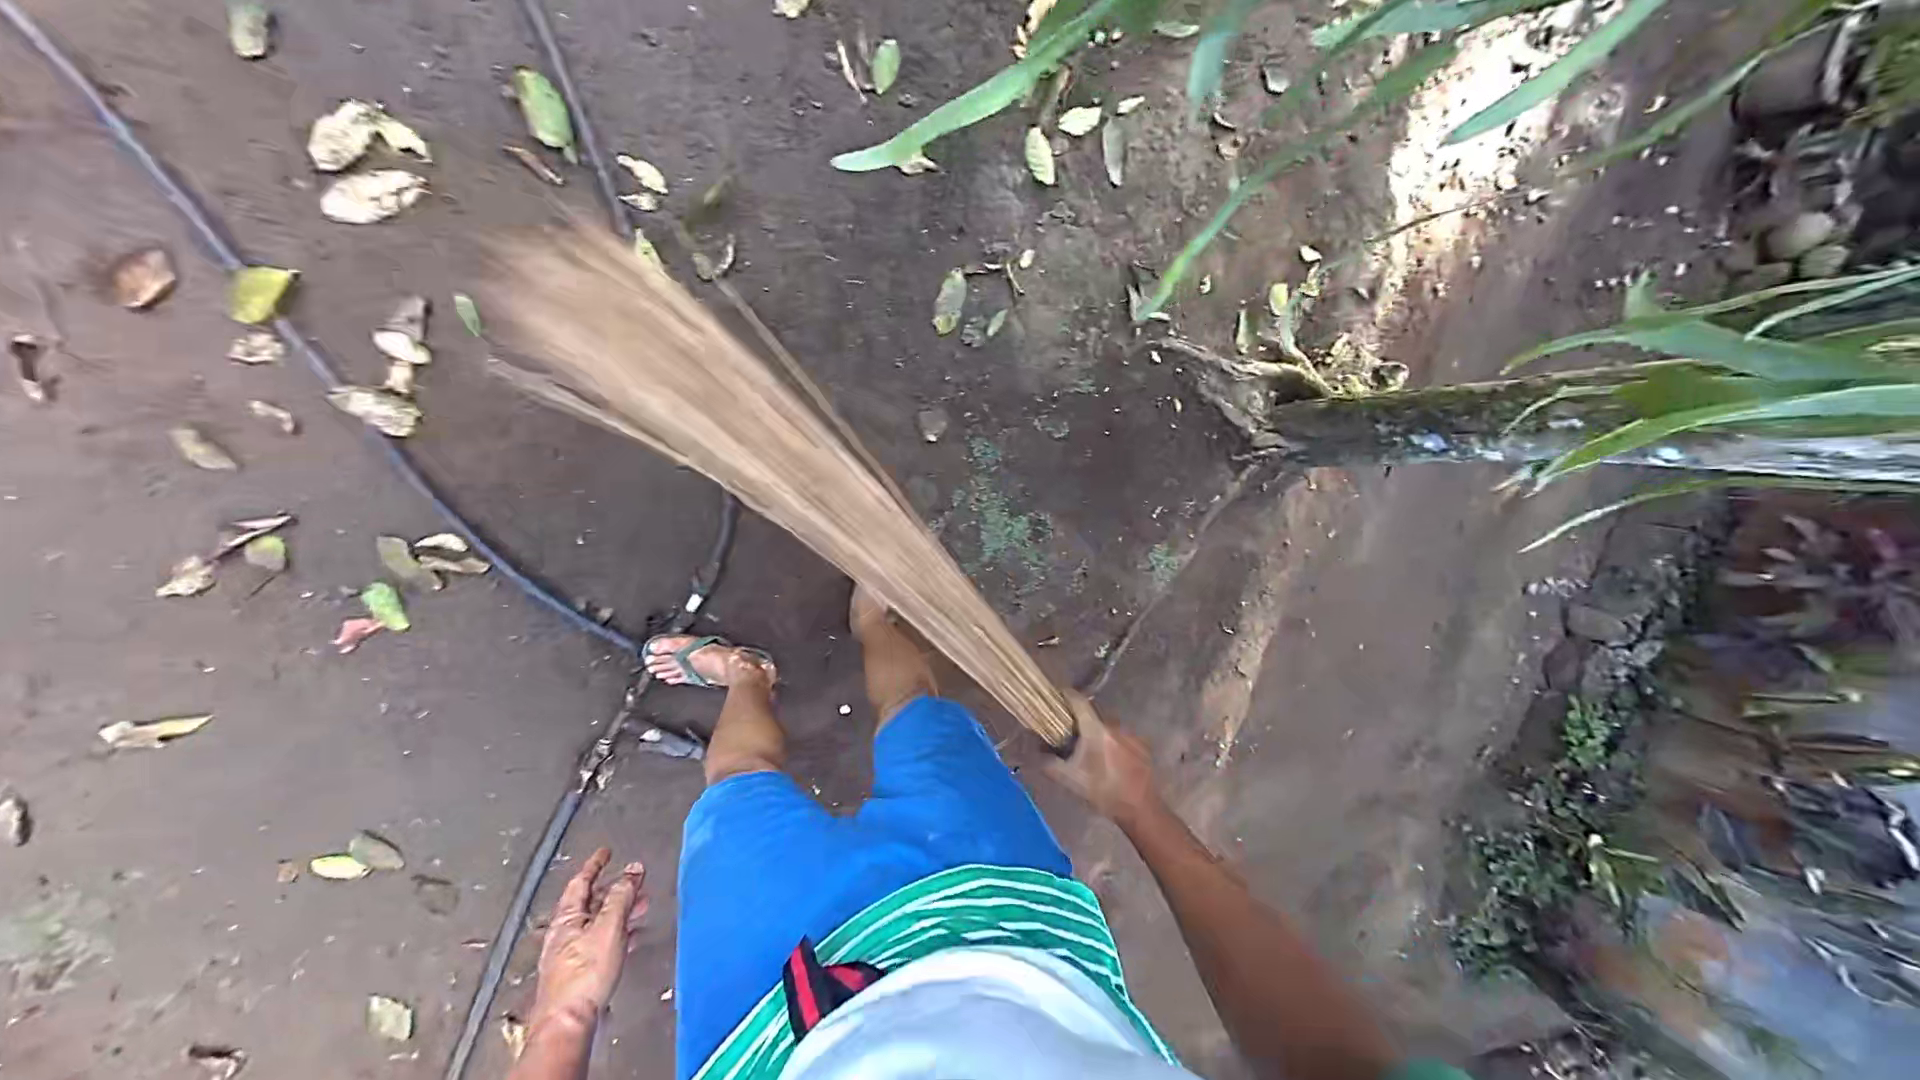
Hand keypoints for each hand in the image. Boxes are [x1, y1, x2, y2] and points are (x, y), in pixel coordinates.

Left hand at [529, 848, 646, 1030]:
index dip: (595, 865)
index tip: (606, 852)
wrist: (569, 1022)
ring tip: (641, 905)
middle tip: (634, 878)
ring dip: (620, 910)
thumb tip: (633, 869)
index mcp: (567, 919)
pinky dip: (618, 932)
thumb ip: (622, 896)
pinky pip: (602, 941)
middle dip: (614, 888)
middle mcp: (565, 934)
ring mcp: (571, 954)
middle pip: (591, 902)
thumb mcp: (609, 926)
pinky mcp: (580, 972)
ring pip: (599, 922)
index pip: (581, 882)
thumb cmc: (586, 972)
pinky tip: (632, 936)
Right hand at [1044, 692, 1161, 827]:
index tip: (1054, 699)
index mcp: (1095, 729)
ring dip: (1096, 734)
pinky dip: (1111, 743)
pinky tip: (1110, 763)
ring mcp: (1131, 734)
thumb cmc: (1103, 792)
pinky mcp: (1142, 744)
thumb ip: (1047, 762)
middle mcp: (1114, 725)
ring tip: (1090, 754)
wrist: (1141, 810)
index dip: (1065, 695)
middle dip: (1079, 722)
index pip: (1078, 700)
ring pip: (1106, 726)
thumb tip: (1032, 750)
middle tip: (1069, 738)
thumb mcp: (1069, 779)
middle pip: (1091, 715)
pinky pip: (1120, 736)